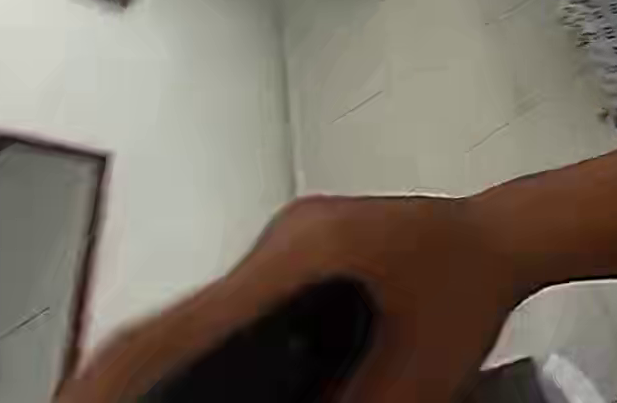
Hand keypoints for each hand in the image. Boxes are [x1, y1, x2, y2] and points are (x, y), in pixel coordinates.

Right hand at [58, 194, 517, 402]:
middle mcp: (297, 230)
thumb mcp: (409, 378)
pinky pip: (233, 299)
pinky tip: (197, 394)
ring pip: (200, 309)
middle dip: (122, 391)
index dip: (106, 390)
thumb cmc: (476, 288)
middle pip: (177, 321)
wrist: (511, 234)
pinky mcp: (310, 240)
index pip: (177, 325)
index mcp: (313, 249)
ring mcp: (302, 229)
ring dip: (160, 373)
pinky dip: (201, 348)